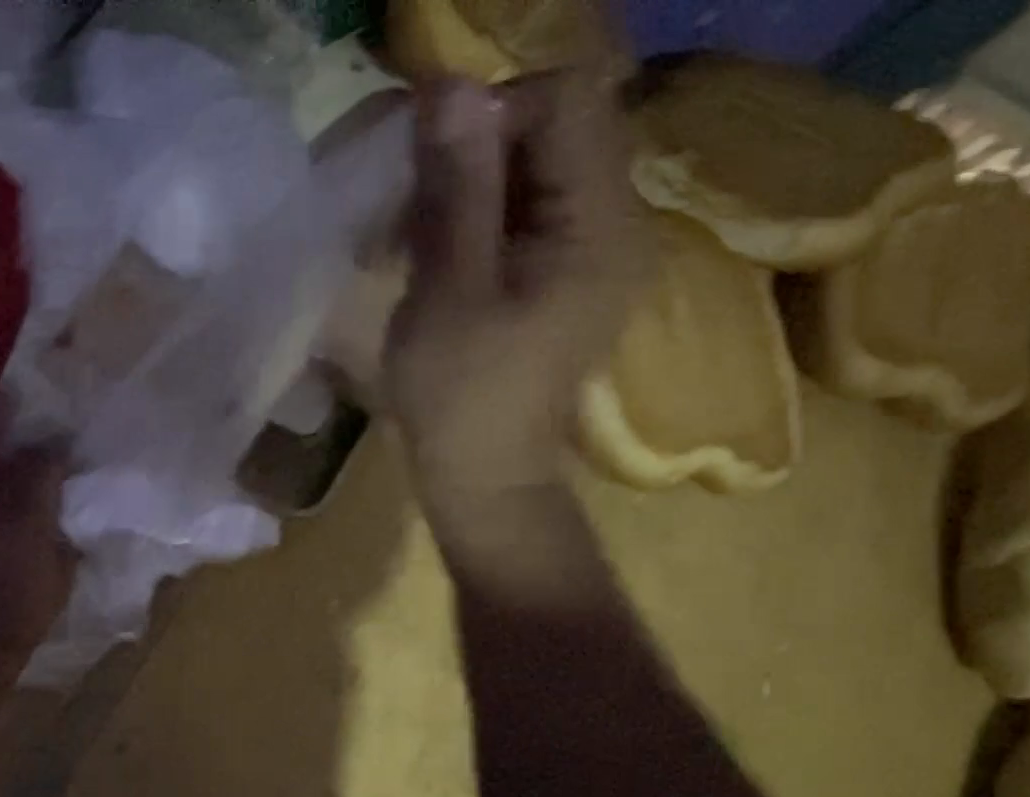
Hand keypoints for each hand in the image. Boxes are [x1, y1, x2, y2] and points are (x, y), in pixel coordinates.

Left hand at [0, 447, 79, 652]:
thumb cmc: (34, 604)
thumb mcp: (66, 570)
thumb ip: (65, 536)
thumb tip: (67, 519)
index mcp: (31, 513)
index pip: (44, 465)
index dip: (58, 457)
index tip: (67, 458)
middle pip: (14, 462)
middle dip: (30, 457)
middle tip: (43, 461)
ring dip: (3, 466)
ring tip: (16, 471)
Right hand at [383, 71, 644, 500]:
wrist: (484, 478)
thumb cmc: (460, 394)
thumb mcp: (449, 288)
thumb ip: (457, 187)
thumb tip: (451, 86)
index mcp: (600, 224)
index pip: (568, 100)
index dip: (492, 112)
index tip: (429, 168)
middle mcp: (616, 222)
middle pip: (555, 129)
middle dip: (475, 150)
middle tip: (413, 208)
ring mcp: (594, 249)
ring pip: (535, 168)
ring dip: (468, 184)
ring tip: (414, 238)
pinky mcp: (566, 272)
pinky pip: (528, 209)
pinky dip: (477, 215)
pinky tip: (435, 254)